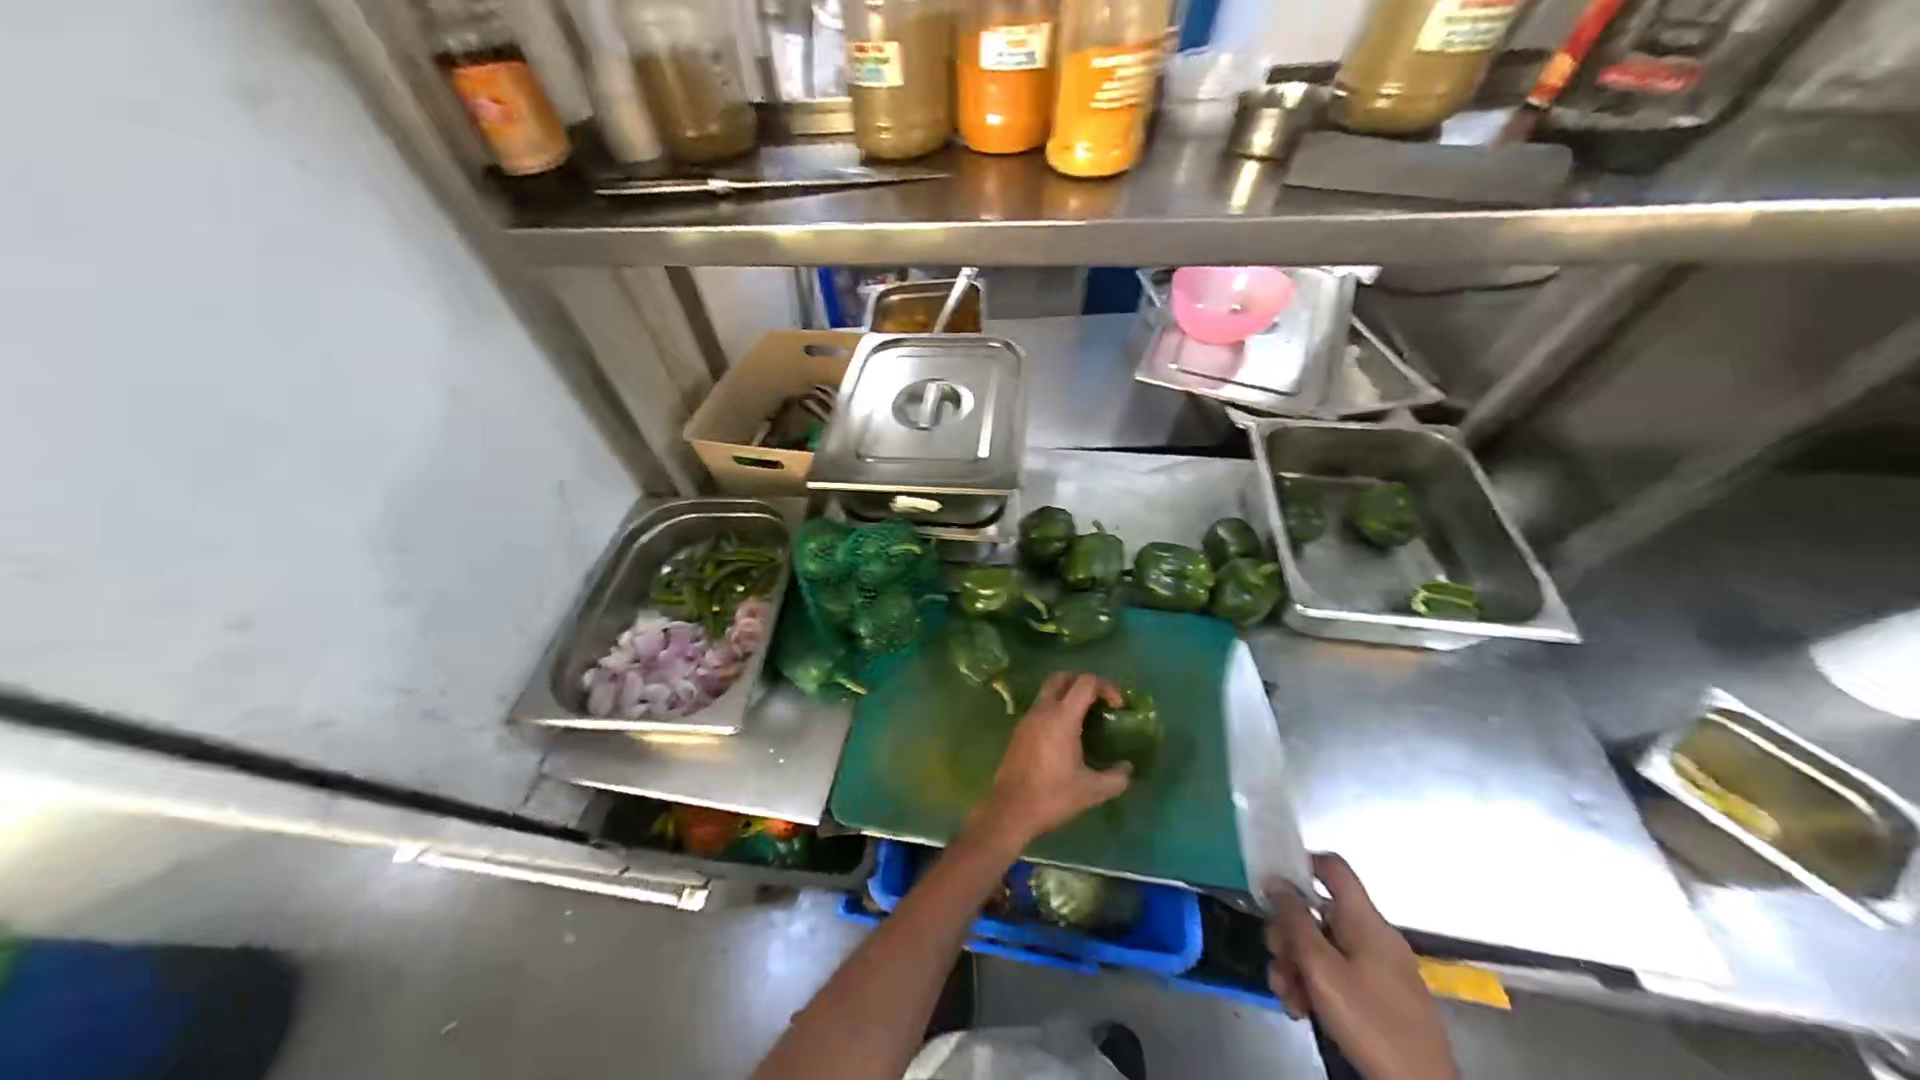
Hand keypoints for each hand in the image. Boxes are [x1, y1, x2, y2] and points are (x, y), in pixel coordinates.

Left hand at [972, 672, 1131, 847]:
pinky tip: (1066, 735)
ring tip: (1086, 719)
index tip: (1118, 706)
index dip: (1107, 686)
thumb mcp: (1092, 791)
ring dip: (1067, 695)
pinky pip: (1039, 708)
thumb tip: (1127, 768)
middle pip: (1062, 677)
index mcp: (1062, 718)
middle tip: (1100, 702)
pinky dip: (1055, 709)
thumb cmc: (1052, 797)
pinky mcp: (1018, 732)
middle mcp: (1042, 711)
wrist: (1009, 810)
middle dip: (1083, 681)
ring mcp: (1027, 719)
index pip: (1086, 682)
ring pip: (1048, 691)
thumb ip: (1116, 777)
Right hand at [1266, 854, 1458, 1079]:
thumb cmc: (1371, 1022)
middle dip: (1288, 937)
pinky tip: (1304, 1010)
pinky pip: (1339, 975)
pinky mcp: (1381, 997)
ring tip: (1289, 998)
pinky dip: (1316, 986)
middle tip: (1277, 962)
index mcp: (1366, 922)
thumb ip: (1295, 922)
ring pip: (1324, 949)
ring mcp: (1381, 969)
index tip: (1271, 883)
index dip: (1301, 864)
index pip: (1334, 869)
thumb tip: (1276, 882)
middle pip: (1319, 915)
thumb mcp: (1322, 970)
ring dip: (1297, 968)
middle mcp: (1375, 938)